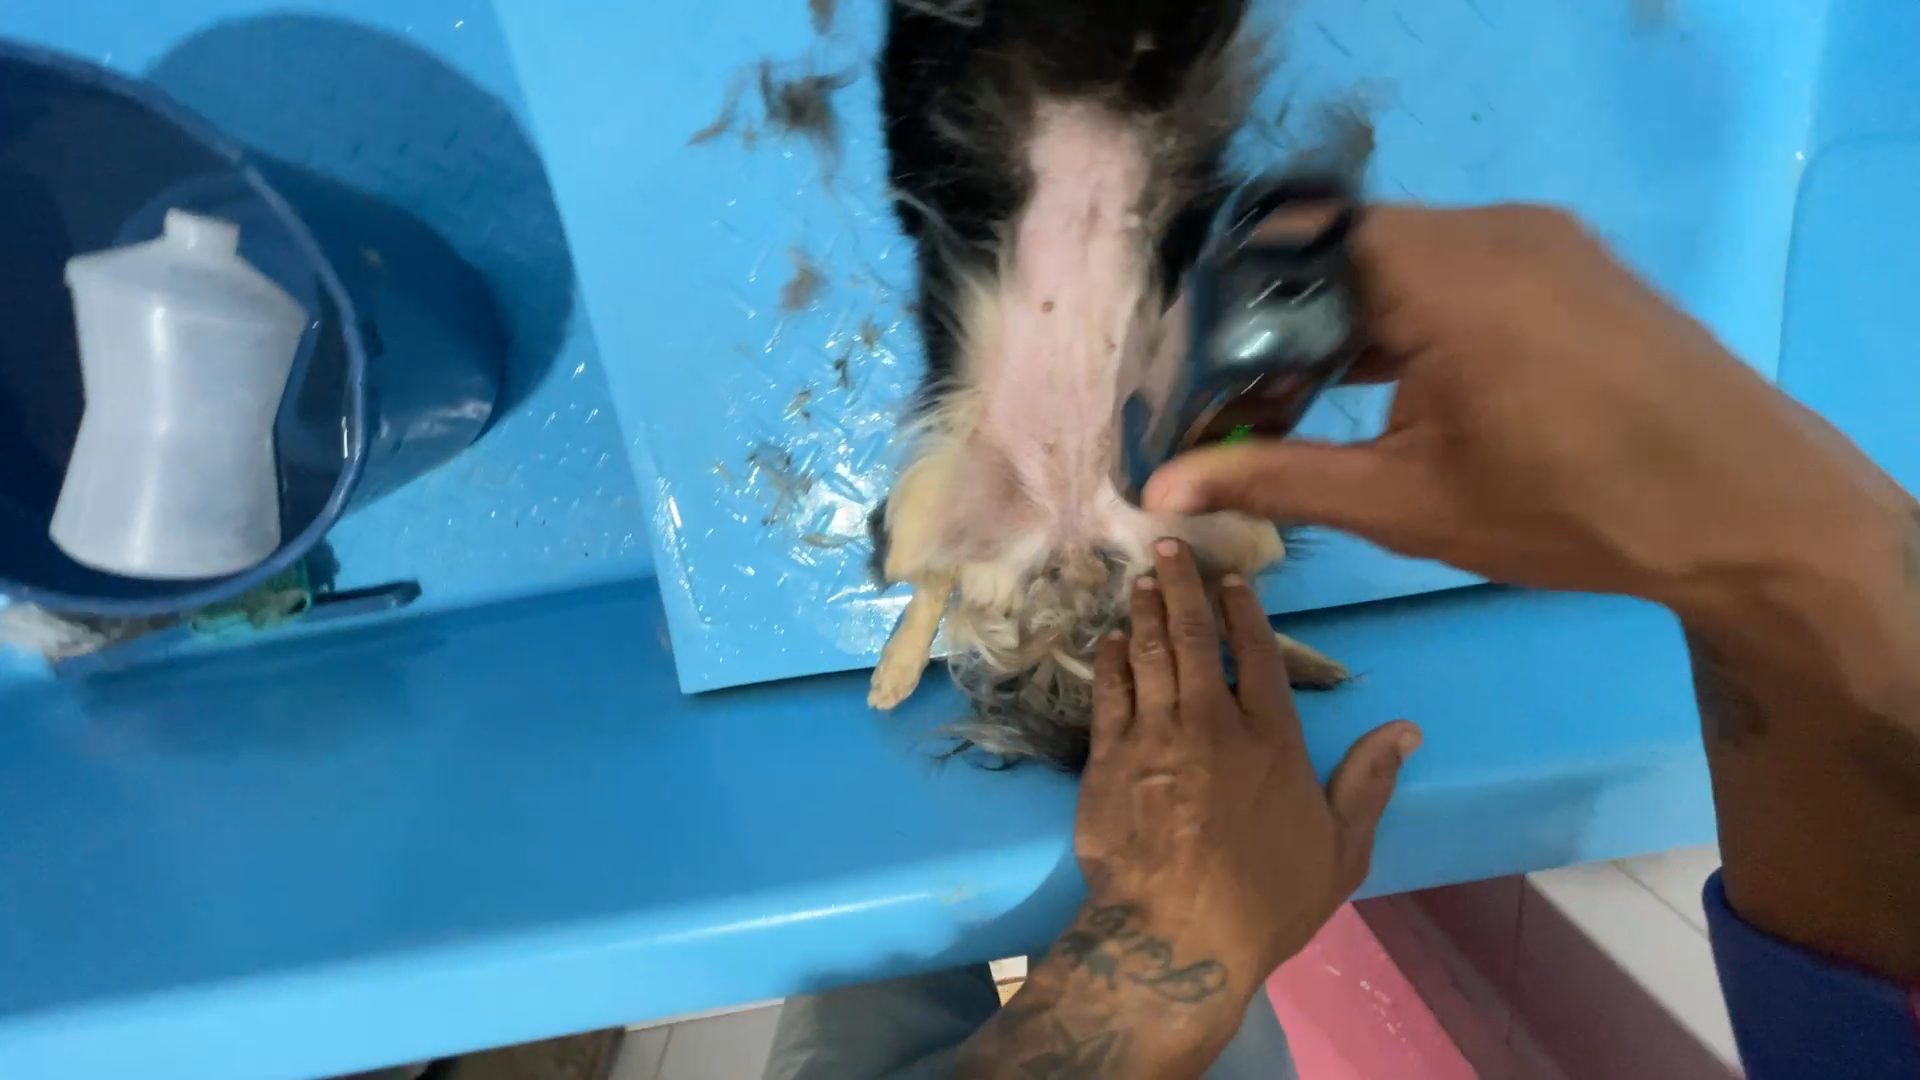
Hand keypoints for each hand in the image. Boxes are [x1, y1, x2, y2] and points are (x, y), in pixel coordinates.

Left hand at [1070, 539, 1420, 997]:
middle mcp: (1211, 720)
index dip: (1243, 610)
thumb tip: (1407, 729)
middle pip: (1195, 637)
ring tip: (1142, 578)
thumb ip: (1370, 781)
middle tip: (1168, 547)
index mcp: (1271, 738)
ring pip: (1149, 653)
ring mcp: (1154, 733)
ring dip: (1146, 610)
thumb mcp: (1342, 848)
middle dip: (1183, 586)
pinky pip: (1108, 691)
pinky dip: (1110, 659)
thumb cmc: (1267, 896)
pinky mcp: (1110, 753)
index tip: (1231, 579)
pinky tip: (1111, 637)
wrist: (1177, 934)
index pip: (1258, 653)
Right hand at [1144, 204, 1906, 611]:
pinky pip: (1440, 266)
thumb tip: (1158, 490)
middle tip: (1233, 395)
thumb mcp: (1398, 502)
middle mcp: (1491, 232)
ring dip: (1329, 321)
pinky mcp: (1557, 263)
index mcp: (1448, 278)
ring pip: (1387, 257)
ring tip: (1287, 395)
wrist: (1751, 517)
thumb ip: (1270, 481)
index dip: (1235, 303)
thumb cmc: (1566, 511)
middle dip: (1275, 321)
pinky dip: (1387, 316)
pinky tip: (1365, 379)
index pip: (1300, 246)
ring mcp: (1534, 240)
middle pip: (1338, 249)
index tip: (1196, 369)